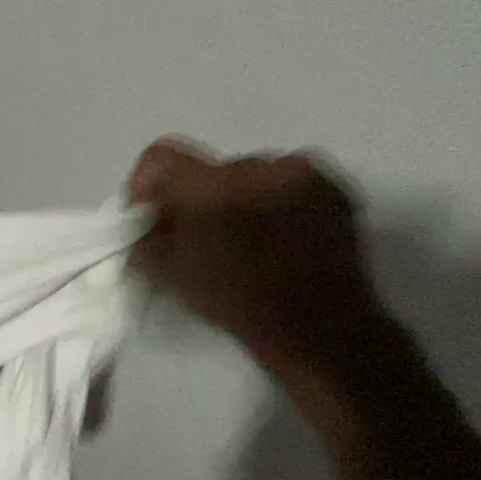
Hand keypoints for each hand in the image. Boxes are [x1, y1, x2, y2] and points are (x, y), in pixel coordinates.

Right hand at [127, 138, 389, 377]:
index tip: (154, 212)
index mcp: (207, 188)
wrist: (317, 324)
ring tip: (245, 234)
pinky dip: (274, 197)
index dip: (149, 181)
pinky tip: (277, 230)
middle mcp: (256, 167)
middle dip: (198, 194)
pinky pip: (288, 178)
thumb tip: (151, 206)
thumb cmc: (230, 298)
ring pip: (249, 173)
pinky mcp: (335, 185)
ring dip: (238, 195)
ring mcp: (302, 172)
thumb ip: (145, 226)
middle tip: (201, 231)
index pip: (161, 154)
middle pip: (207, 167)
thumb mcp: (163, 267)